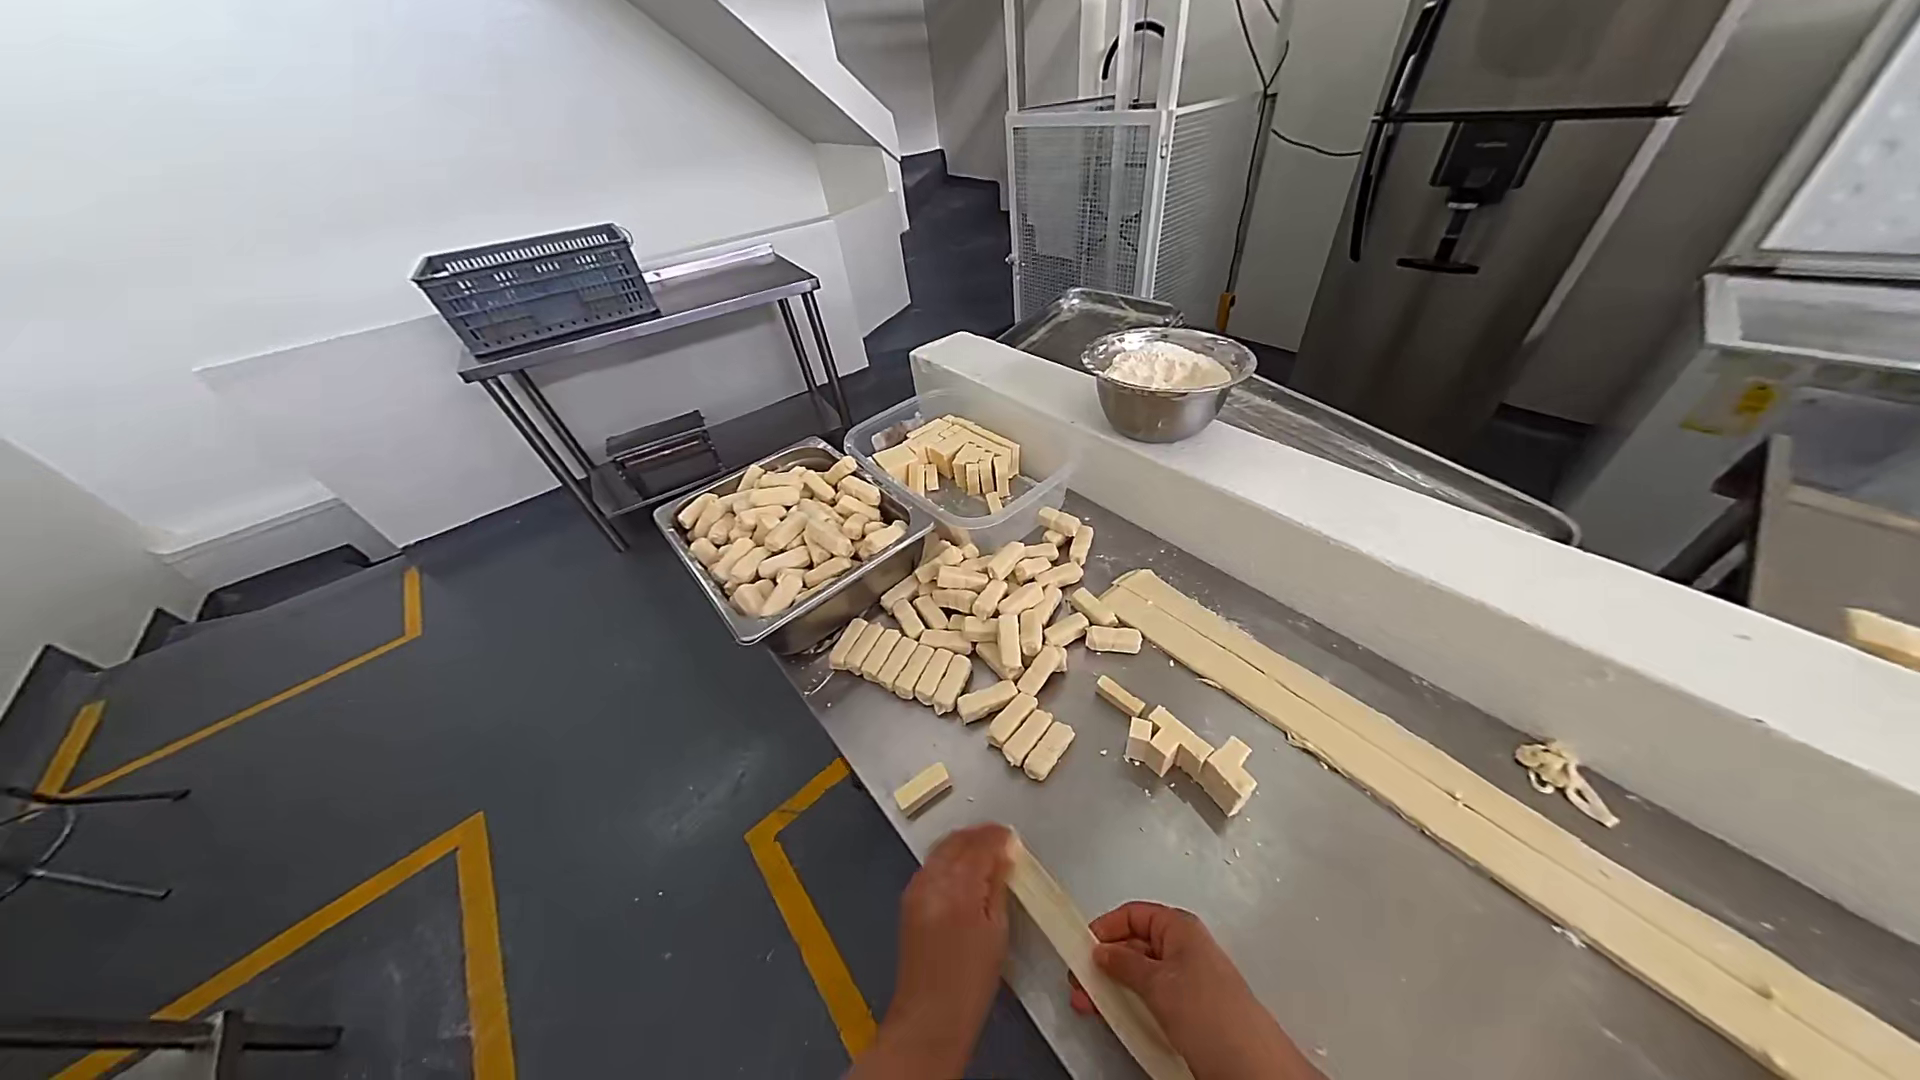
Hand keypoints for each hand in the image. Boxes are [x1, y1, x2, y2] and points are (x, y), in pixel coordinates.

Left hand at [849, 823, 1011, 1078]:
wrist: (929, 1017)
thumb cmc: (971, 981)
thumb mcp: (997, 932)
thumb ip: (998, 887)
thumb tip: (1003, 858)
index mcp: (959, 889)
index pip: (979, 846)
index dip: (996, 837)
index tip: (1010, 836)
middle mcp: (933, 881)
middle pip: (957, 841)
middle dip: (979, 835)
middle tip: (999, 838)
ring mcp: (917, 888)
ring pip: (941, 849)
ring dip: (962, 843)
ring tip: (984, 849)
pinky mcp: (908, 899)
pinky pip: (931, 865)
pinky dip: (948, 857)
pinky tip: (962, 866)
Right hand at [1071, 902, 1323, 1079]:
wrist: (1255, 1071)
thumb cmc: (1213, 1016)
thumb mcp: (1158, 983)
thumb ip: (1124, 964)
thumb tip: (1102, 952)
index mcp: (1180, 928)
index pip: (1133, 915)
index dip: (1106, 928)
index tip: (1082, 947)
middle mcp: (1185, 950)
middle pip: (1134, 945)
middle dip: (1105, 963)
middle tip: (1082, 983)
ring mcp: (1188, 983)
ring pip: (1141, 976)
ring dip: (1114, 988)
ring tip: (1093, 1006)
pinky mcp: (1191, 1014)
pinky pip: (1152, 1001)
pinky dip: (1132, 1007)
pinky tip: (1119, 1019)